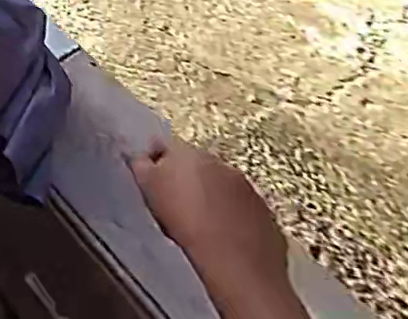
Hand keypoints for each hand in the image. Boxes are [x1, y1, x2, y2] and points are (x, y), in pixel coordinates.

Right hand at [130, 137, 306, 318]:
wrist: (237, 264)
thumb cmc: (184, 219)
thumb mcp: (146, 186)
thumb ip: (139, 163)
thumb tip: (141, 157)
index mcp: (186, 150)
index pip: (162, 144)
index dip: (154, 161)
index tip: (152, 180)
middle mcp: (220, 162)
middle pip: (194, 162)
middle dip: (184, 176)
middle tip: (173, 199)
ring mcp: (249, 189)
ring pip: (220, 184)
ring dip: (210, 194)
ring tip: (200, 219)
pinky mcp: (268, 214)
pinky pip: (242, 207)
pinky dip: (232, 214)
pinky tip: (223, 233)